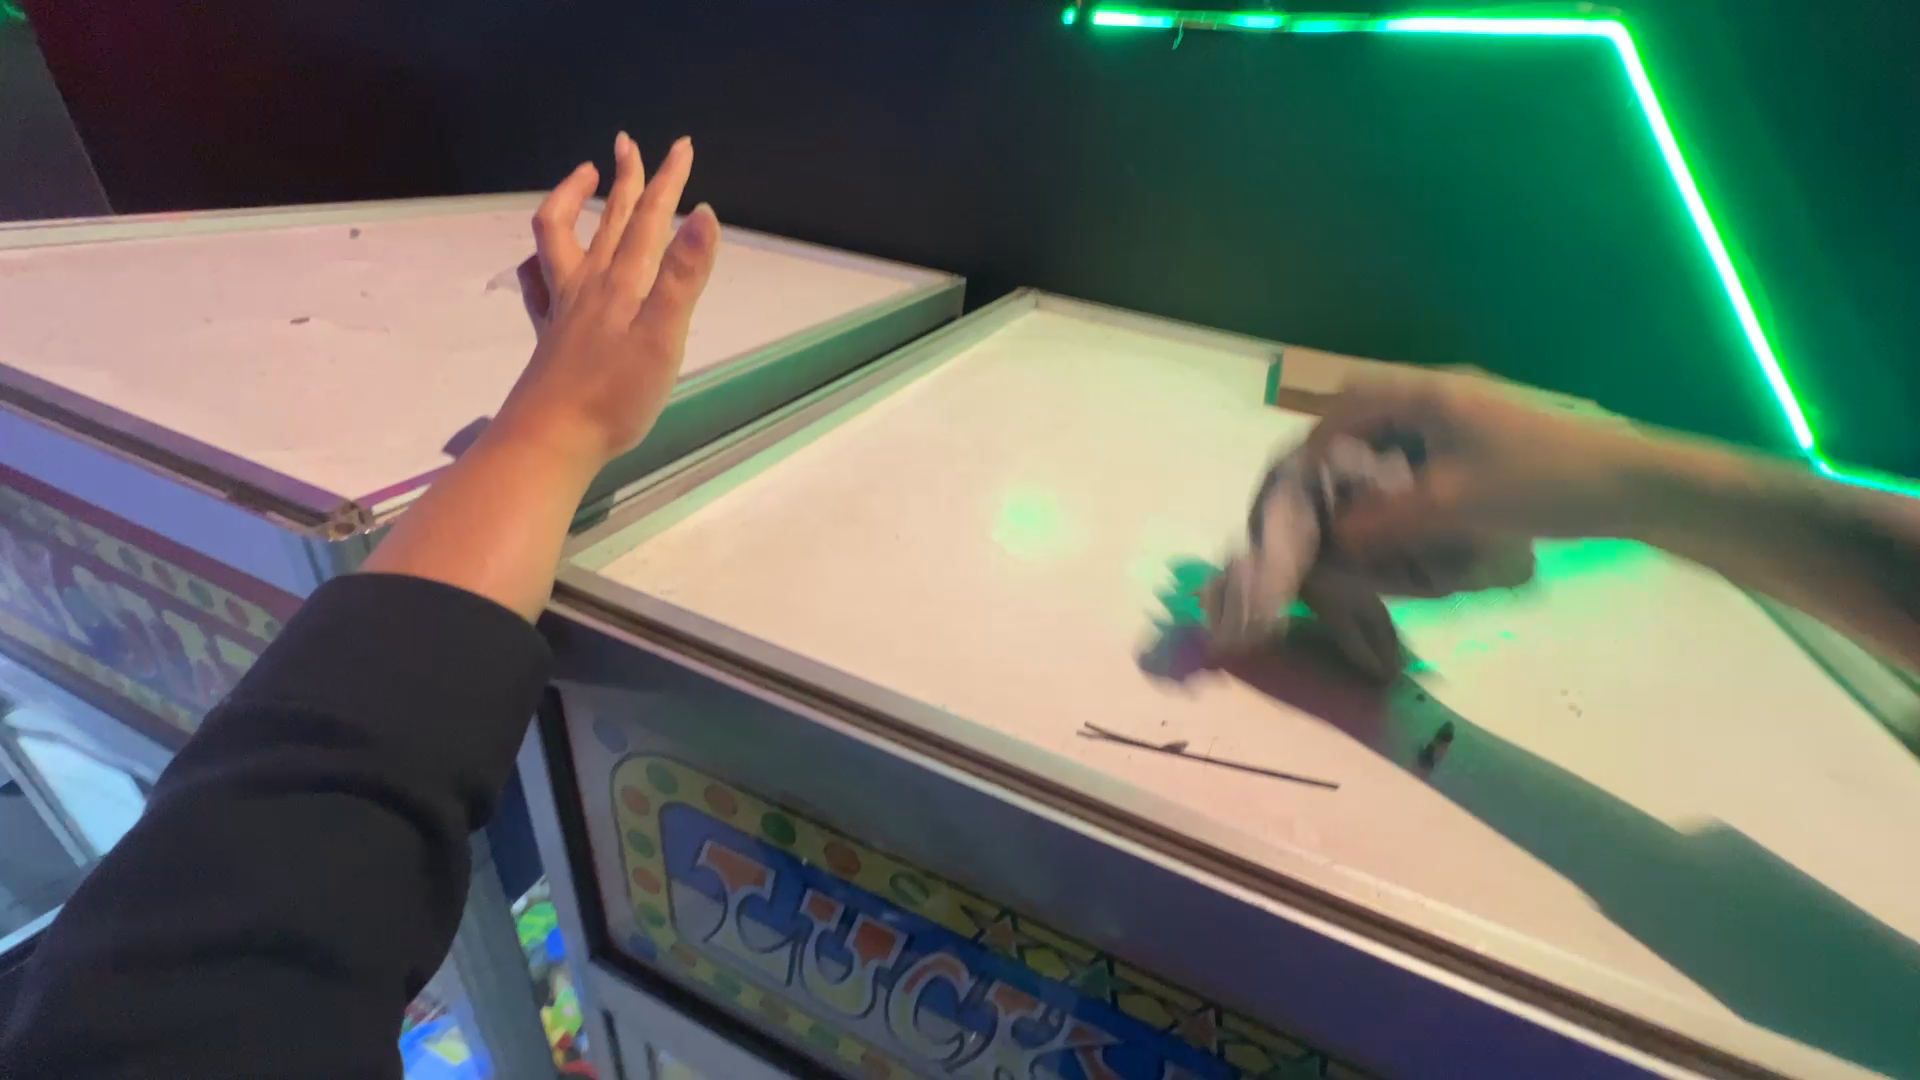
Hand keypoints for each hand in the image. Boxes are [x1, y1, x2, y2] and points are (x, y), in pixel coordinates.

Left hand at [495, 132, 719, 465]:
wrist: (555, 436)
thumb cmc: (617, 393)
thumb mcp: (664, 335)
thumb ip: (683, 276)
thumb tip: (705, 215)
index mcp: (623, 283)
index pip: (649, 221)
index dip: (667, 183)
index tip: (681, 146)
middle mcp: (591, 284)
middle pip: (610, 221)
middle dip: (627, 180)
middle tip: (631, 143)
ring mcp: (565, 307)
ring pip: (565, 239)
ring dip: (575, 203)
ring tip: (584, 178)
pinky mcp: (552, 334)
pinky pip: (538, 283)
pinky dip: (541, 259)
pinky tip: (541, 259)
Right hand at [1305, 371, 1647, 564]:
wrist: (1638, 484)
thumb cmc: (1537, 482)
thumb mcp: (1447, 506)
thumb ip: (1379, 521)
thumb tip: (1331, 536)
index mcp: (1426, 395)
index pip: (1345, 408)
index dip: (1315, 446)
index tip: (1302, 488)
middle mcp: (1441, 392)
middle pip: (1366, 415)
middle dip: (1341, 456)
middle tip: (1331, 499)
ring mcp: (1468, 408)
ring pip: (1395, 431)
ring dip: (1373, 466)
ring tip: (1366, 508)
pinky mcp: (1487, 430)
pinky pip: (1423, 445)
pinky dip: (1403, 471)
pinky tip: (1411, 505)